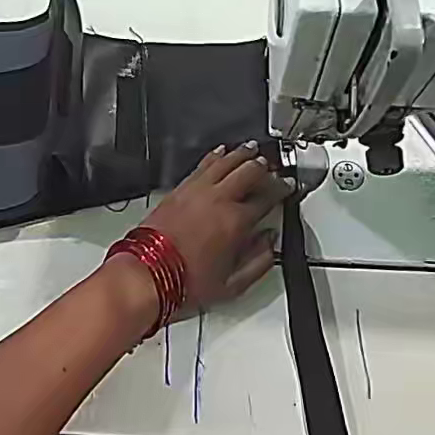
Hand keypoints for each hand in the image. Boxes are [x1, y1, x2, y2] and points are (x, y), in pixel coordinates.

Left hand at [140, 141, 294, 307]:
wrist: (147, 274)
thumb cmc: (184, 281)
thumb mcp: (233, 285)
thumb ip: (258, 262)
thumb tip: (269, 243)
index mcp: (236, 222)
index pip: (267, 197)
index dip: (282, 189)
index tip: (287, 187)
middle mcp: (218, 200)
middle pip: (249, 171)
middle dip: (265, 167)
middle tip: (273, 167)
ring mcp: (197, 191)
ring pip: (225, 161)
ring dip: (242, 154)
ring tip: (252, 150)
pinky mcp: (179, 189)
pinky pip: (203, 164)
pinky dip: (216, 156)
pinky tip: (220, 153)